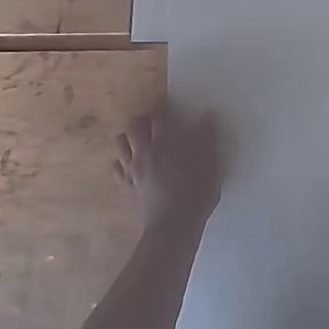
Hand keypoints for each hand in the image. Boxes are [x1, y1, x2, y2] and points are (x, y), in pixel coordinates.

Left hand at [116, 101, 225, 232]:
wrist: (174, 225)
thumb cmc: (197, 192)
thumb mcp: (211, 163)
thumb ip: (208, 138)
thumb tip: (206, 115)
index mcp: (165, 143)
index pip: (159, 116)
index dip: (163, 107)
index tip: (168, 103)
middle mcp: (144, 152)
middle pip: (134, 126)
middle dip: (143, 119)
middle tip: (155, 121)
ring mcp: (132, 169)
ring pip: (120, 144)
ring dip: (129, 136)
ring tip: (142, 139)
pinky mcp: (127, 186)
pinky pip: (116, 167)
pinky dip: (122, 160)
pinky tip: (133, 162)